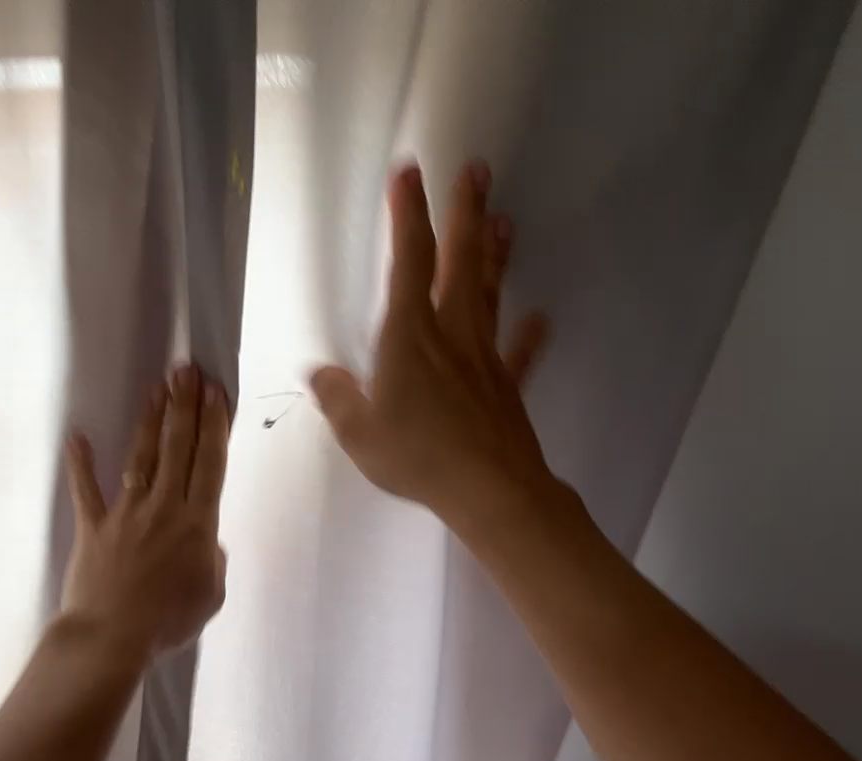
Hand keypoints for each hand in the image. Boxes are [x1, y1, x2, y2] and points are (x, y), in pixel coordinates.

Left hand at [59, 365, 230, 663]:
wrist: (111, 636)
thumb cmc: (167, 622)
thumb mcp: (211, 595)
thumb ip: (213, 561)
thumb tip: (207, 541)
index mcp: (197, 523)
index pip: (209, 463)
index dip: (213, 424)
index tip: (215, 391)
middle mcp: (162, 507)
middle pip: (177, 448)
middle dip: (184, 406)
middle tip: (187, 371)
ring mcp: (124, 513)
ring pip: (140, 457)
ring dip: (149, 420)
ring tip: (157, 387)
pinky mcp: (92, 525)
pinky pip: (86, 490)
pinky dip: (80, 464)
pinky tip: (76, 437)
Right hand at [309, 160, 556, 533]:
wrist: (488, 488)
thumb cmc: (416, 454)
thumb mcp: (357, 431)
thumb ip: (337, 397)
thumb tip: (319, 372)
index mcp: (408, 335)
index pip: (407, 261)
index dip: (408, 214)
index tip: (409, 172)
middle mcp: (450, 333)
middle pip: (458, 262)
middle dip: (464, 214)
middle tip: (477, 170)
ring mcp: (483, 356)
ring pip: (489, 294)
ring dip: (494, 255)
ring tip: (504, 218)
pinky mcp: (506, 384)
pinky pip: (518, 353)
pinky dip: (531, 335)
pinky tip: (542, 317)